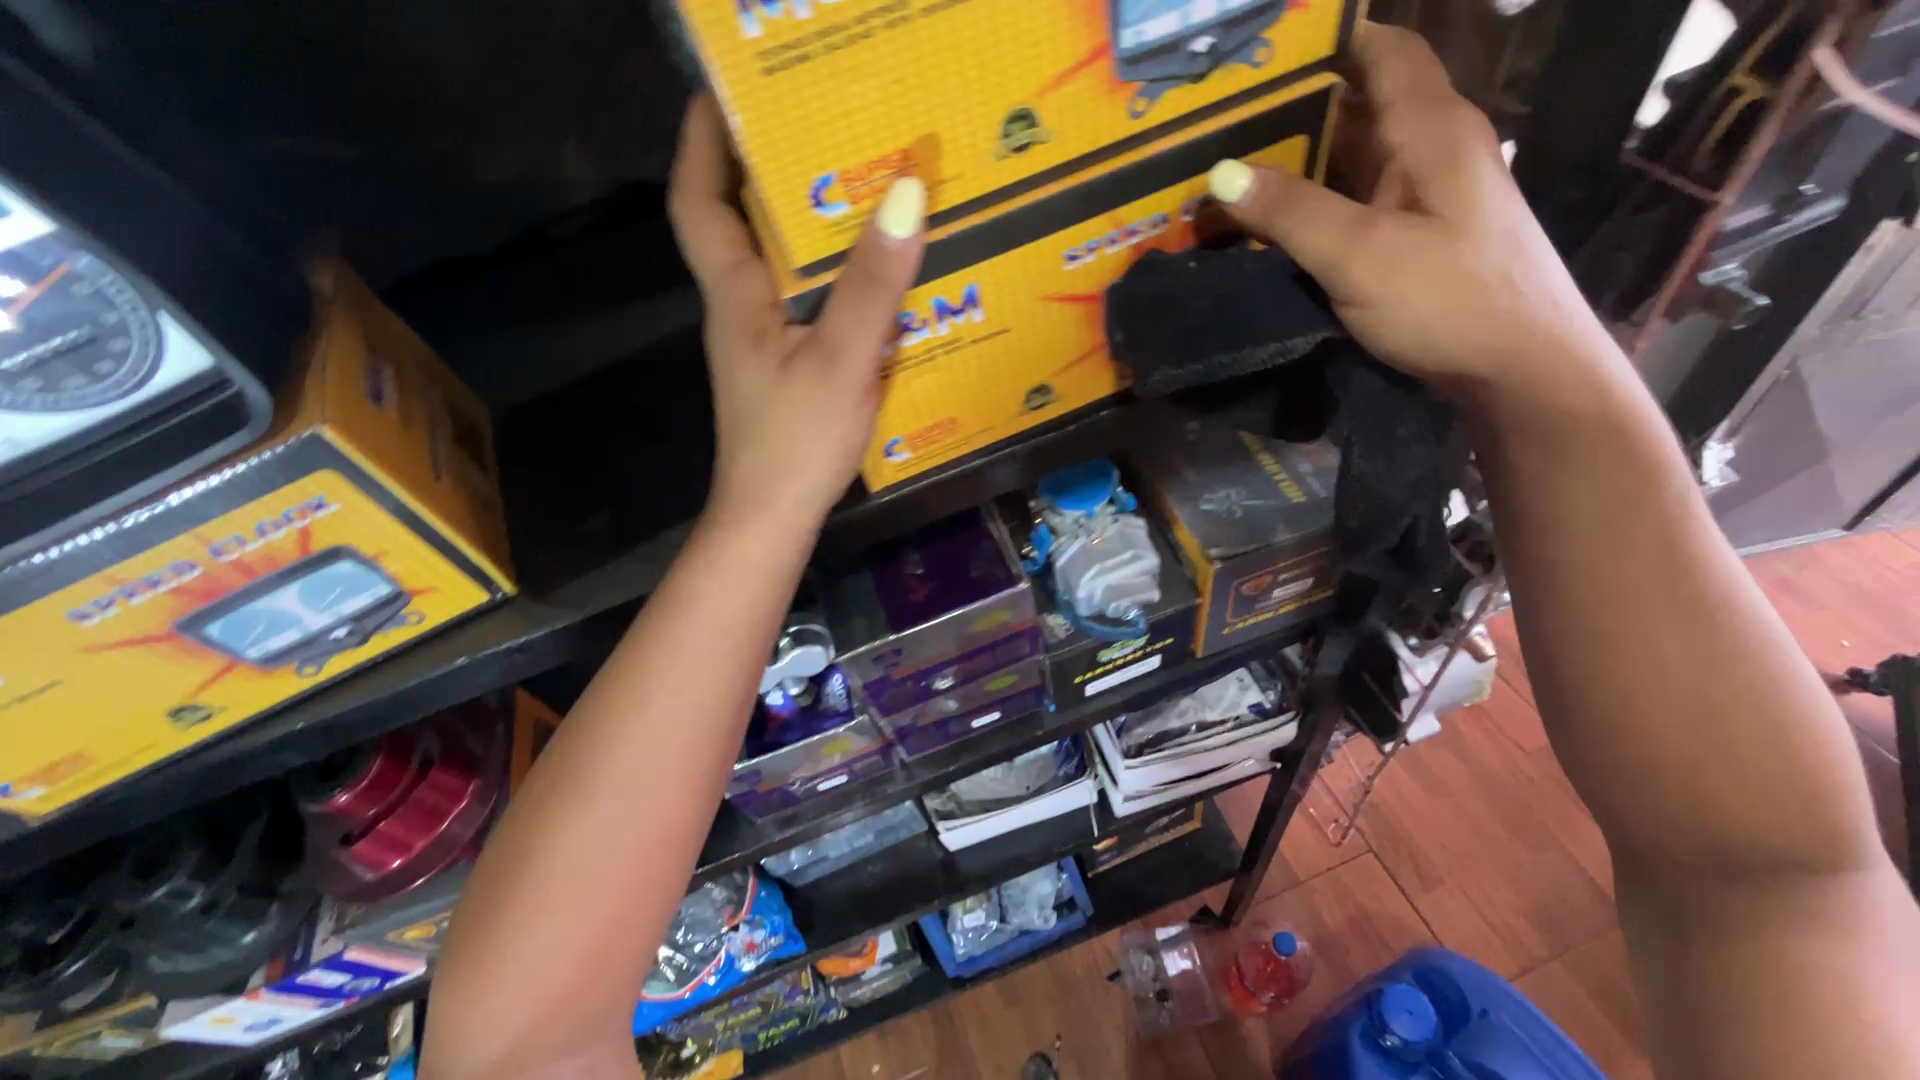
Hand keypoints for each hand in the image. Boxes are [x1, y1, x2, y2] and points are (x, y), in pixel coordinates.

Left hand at [668, 94, 925, 525]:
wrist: (772, 519)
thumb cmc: (794, 442)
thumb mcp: (842, 360)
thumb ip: (872, 283)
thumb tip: (907, 193)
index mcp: (735, 296)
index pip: (698, 202)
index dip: (702, 142)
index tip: (724, 91)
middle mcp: (739, 309)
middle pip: (737, 223)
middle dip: (762, 168)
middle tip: (814, 125)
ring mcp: (760, 341)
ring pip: (773, 263)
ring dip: (799, 221)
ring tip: (851, 184)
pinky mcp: (784, 366)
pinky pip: (801, 299)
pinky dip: (825, 272)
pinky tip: (869, 273)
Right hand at [1206, 24, 1626, 405]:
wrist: (1522, 371)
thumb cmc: (1451, 300)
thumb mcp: (1361, 254)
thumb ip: (1291, 211)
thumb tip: (1220, 172)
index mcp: (1431, 129)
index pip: (1386, 51)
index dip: (1333, 39)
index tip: (1268, 49)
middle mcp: (1432, 148)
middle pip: (1360, 104)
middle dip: (1294, 105)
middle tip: (1221, 114)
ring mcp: (1427, 195)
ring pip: (1354, 156)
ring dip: (1299, 159)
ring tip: (1229, 161)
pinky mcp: (1419, 235)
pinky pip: (1356, 200)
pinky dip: (1314, 201)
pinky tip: (1270, 218)